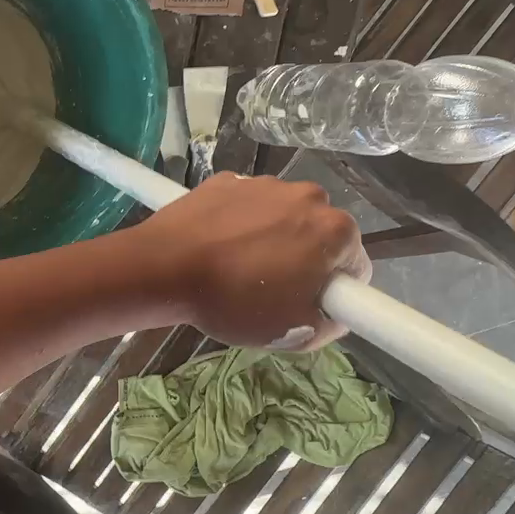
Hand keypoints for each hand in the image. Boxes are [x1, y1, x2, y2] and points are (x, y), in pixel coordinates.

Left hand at [133, 173, 368, 350]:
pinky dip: (235, 221)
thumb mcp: (292, 333)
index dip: (332, 289)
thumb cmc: (233, 301)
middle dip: (300, 258)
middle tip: (266, 288)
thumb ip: (330, 324)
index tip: (303, 302)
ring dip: (267, 236)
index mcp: (336, 229)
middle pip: (316, 234)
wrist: (162, 267)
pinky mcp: (225, 180)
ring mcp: (263, 183)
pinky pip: (242, 205)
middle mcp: (307, 195)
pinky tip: (213, 244)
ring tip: (233, 266)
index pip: (352, 264)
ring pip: (279, 216)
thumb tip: (336, 314)